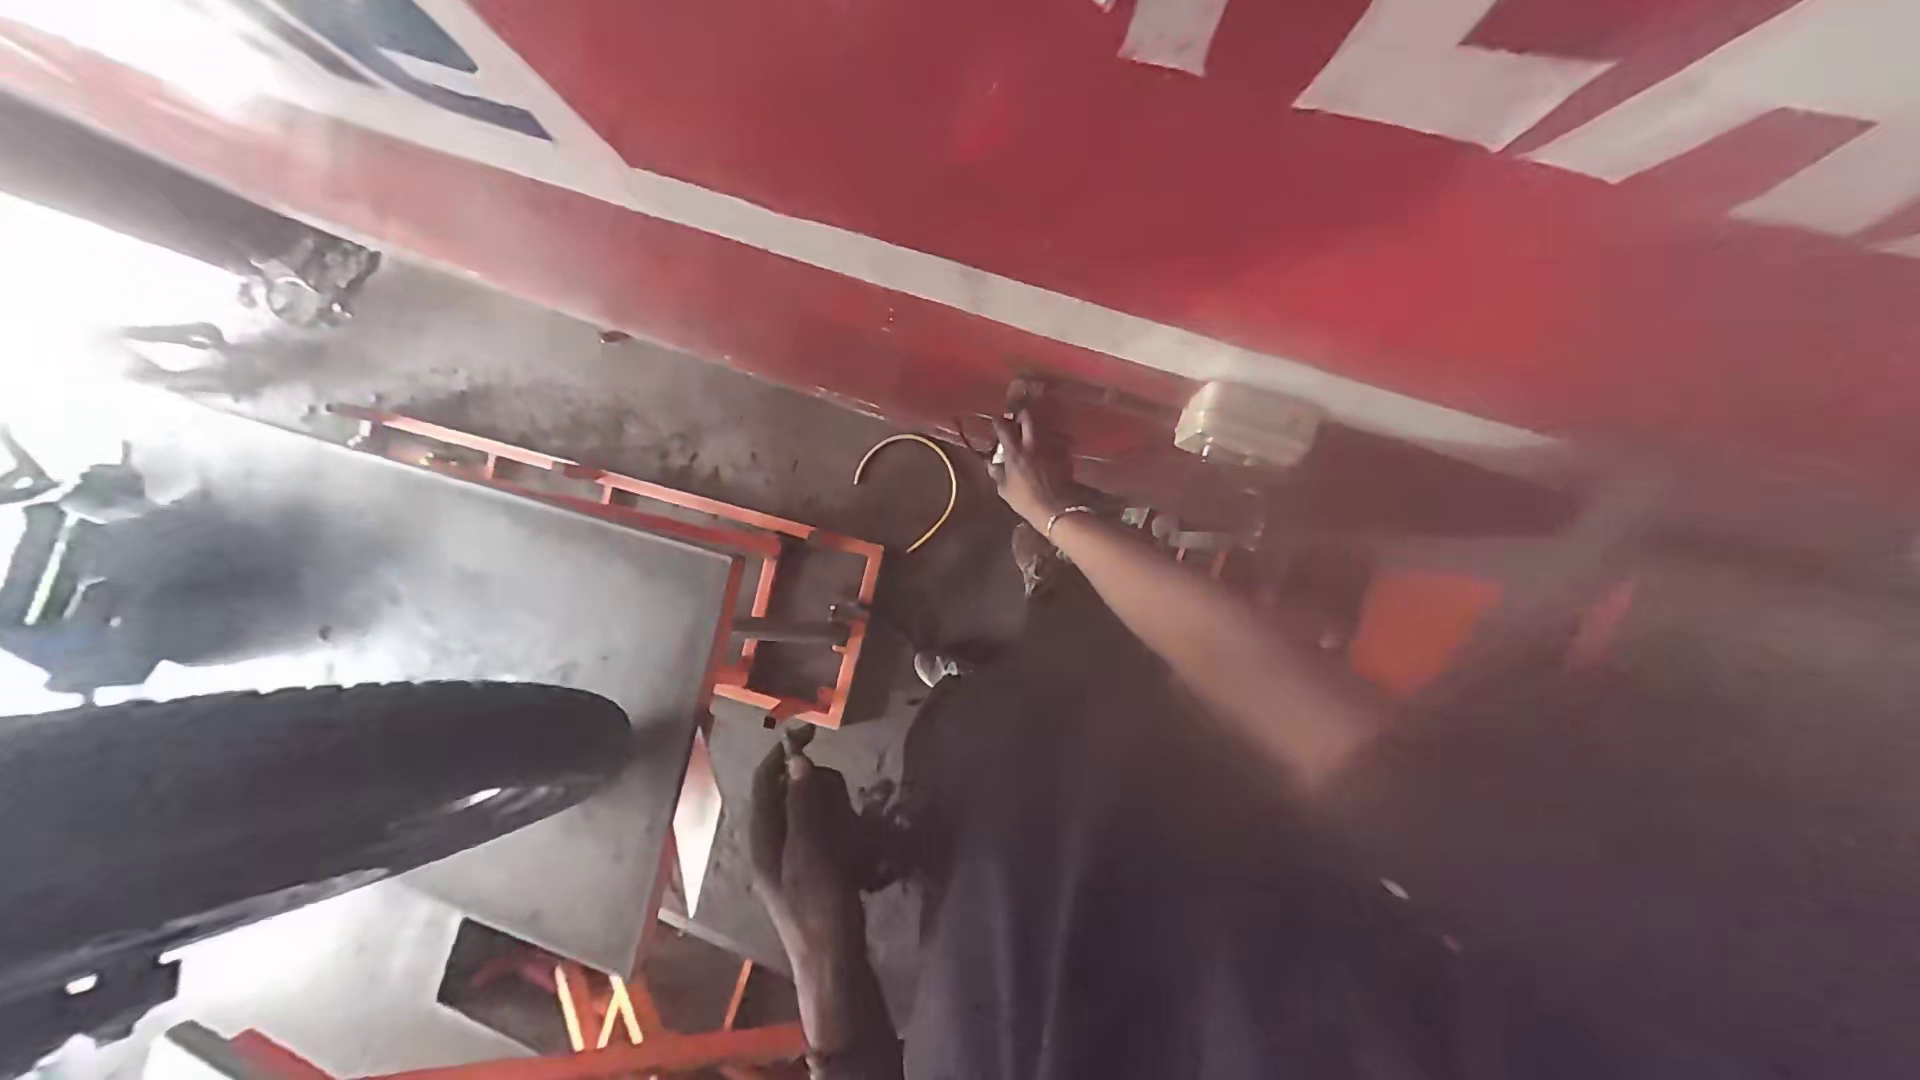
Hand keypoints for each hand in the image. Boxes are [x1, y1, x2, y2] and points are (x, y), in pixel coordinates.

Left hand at [749, 735, 863, 967]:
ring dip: (832, 807)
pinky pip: (822, 830)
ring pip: (810, 809)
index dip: (784, 752)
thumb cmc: (820, 906)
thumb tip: (797, 759)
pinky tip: (855, 844)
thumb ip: (803, 804)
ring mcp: (791, 857)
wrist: (834, 963)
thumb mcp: (813, 850)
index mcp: (763, 837)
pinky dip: (838, 827)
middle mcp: (771, 843)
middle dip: (818, 786)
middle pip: (791, 791)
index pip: (765, 779)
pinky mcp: (810, 868)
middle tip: (843, 799)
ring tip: (851, 827)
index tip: (813, 732)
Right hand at [988, 407, 1075, 529]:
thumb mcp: (1004, 489)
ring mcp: (1050, 445)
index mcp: (1014, 452)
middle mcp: (1032, 444)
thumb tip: (991, 464)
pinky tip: (1048, 445)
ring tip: (1033, 432)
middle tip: (1017, 419)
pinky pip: (1057, 438)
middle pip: (1027, 417)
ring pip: (1043, 425)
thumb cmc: (1026, 500)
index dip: (998, 422)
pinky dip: (1051, 438)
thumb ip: (997, 473)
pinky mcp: (1064, 452)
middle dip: (1020, 414)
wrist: (1055, 507)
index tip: (996, 420)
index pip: (1003, 428)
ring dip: (1036, 426)